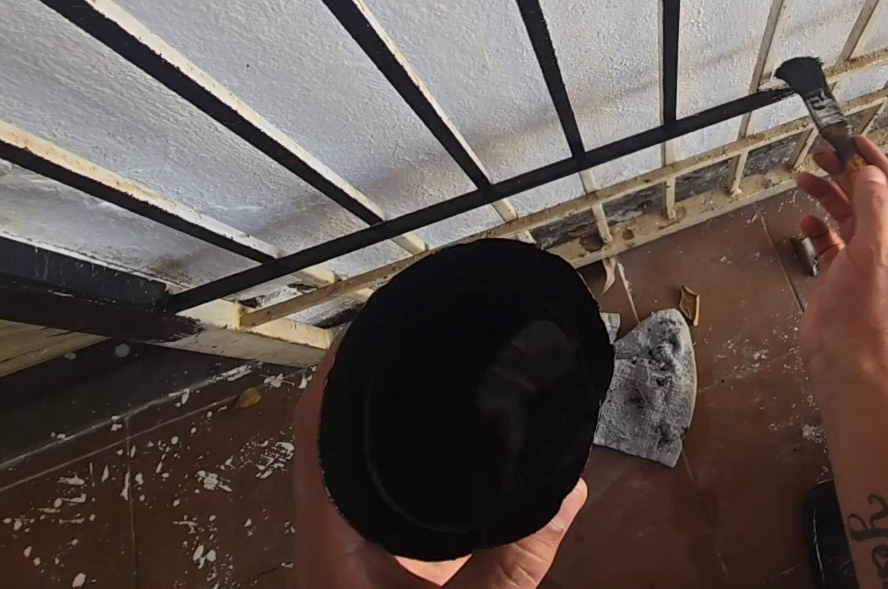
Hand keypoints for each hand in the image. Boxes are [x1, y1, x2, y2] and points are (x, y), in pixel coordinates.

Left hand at [292, 333, 588, 587]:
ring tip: (428, 356)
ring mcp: (348, 544)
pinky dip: (395, 442)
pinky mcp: (370, 555)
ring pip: (349, 458)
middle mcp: (332, 534)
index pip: (317, 438)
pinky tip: (436, 428)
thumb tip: (570, 487)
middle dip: (367, 376)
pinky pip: (372, 482)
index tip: (372, 324)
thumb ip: (512, 567)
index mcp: (332, 545)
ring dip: (377, 406)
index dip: (334, 375)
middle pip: (330, 434)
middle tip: (420, 326)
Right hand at [794, 137, 887, 384]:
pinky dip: (817, 228)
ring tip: (806, 179)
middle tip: (824, 153)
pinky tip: (807, 222)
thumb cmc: (868, 317)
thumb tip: (871, 174)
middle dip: (845, 173)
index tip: (856, 140)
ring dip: (827, 196)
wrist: (848, 363)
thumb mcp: (875, 254)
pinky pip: (829, 242)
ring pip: (845, 216)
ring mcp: (863, 263)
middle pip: (867, 198)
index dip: (875, 162)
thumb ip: (874, 209)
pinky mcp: (840, 276)